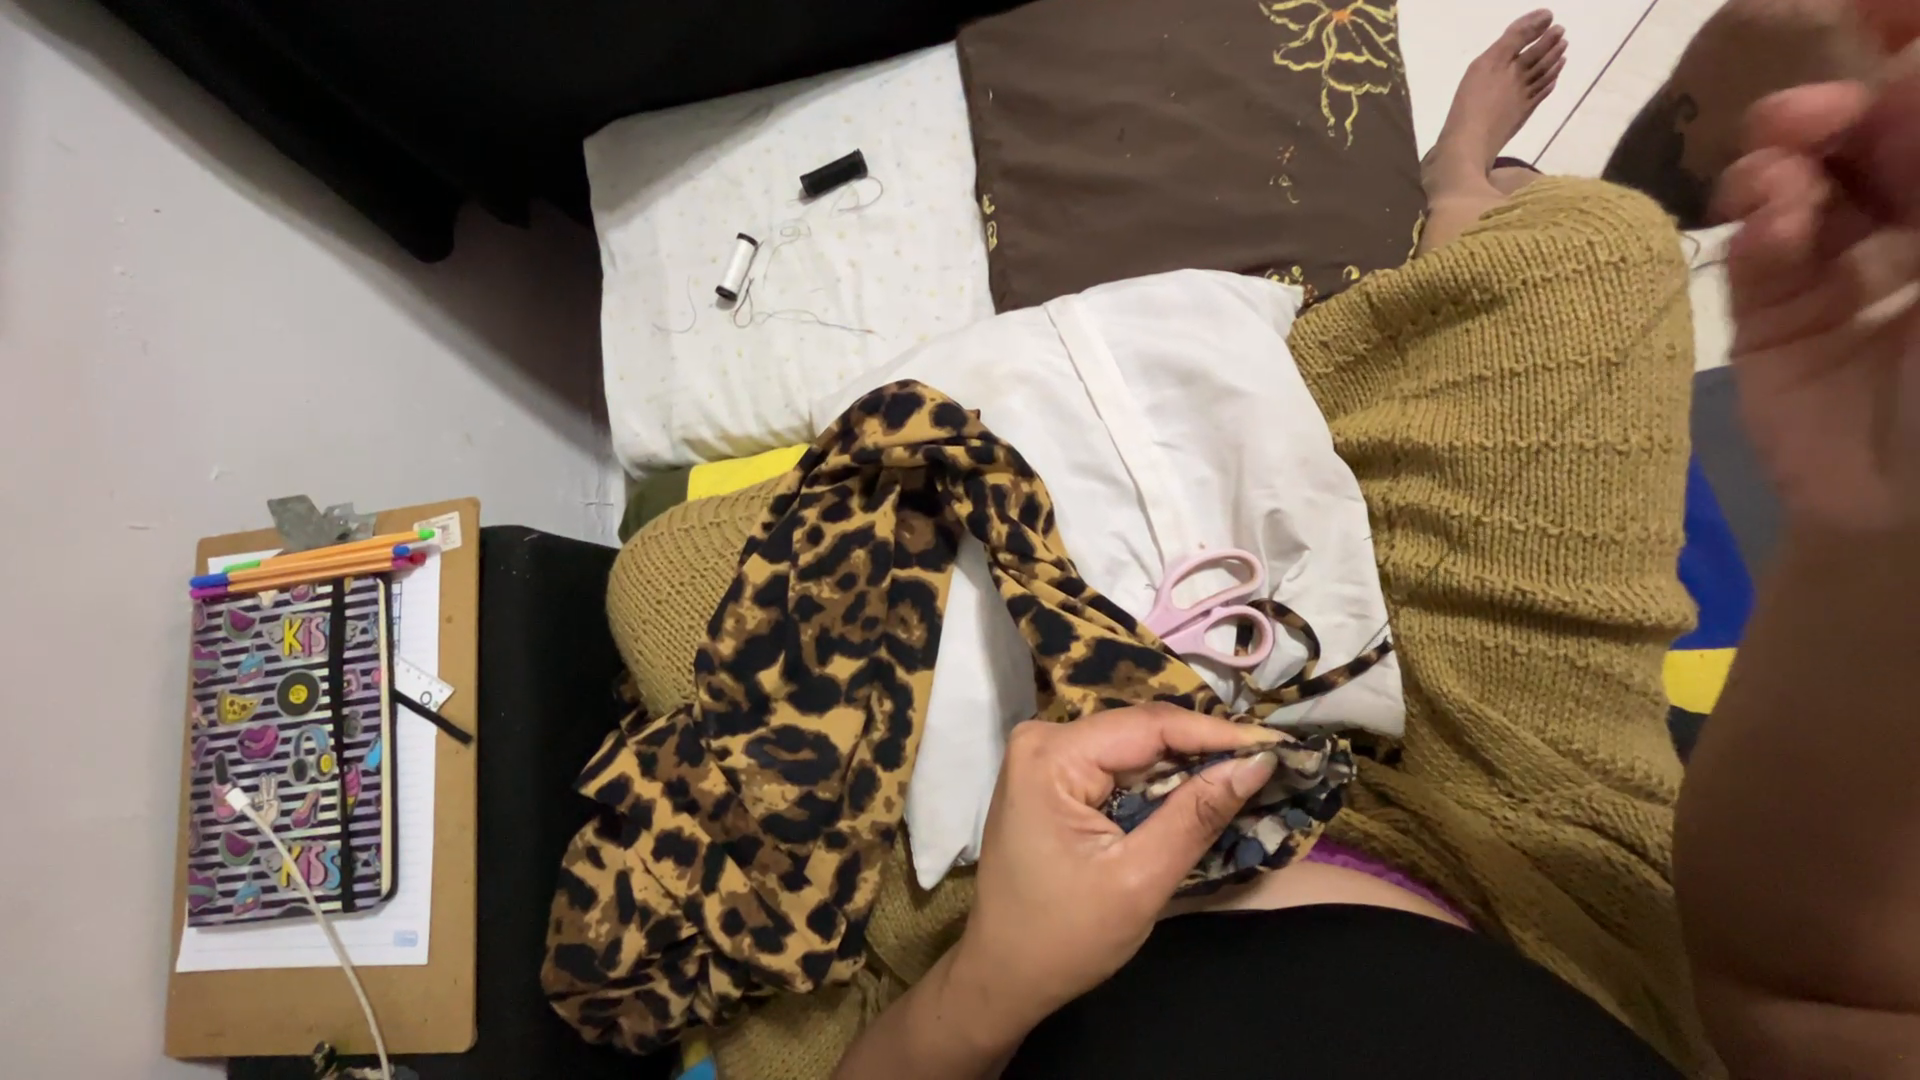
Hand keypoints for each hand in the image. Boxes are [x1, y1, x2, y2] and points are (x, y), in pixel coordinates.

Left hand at [945, 704, 1280, 1036]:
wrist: (1004, 972)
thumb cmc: (1064, 936)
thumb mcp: (1139, 880)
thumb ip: (1195, 815)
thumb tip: (1255, 763)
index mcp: (1050, 755)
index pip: (1147, 725)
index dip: (1215, 733)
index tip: (1276, 745)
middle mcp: (1041, 738)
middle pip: (1138, 731)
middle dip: (1201, 749)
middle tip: (1266, 764)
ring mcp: (1042, 755)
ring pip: (1130, 747)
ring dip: (1182, 765)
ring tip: (1243, 773)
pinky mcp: (1050, 775)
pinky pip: (1114, 764)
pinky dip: (1153, 781)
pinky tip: (1193, 791)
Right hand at [1716, 75, 1919, 530]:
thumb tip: (1909, 67)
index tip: (1862, 6)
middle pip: (1897, 125)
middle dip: (1850, 105)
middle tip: (1800, 113)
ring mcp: (1865, 268)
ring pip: (1818, 184)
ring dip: (1789, 169)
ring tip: (1774, 179)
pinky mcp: (1783, 318)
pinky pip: (1766, 255)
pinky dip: (1760, 231)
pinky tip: (1768, 230)